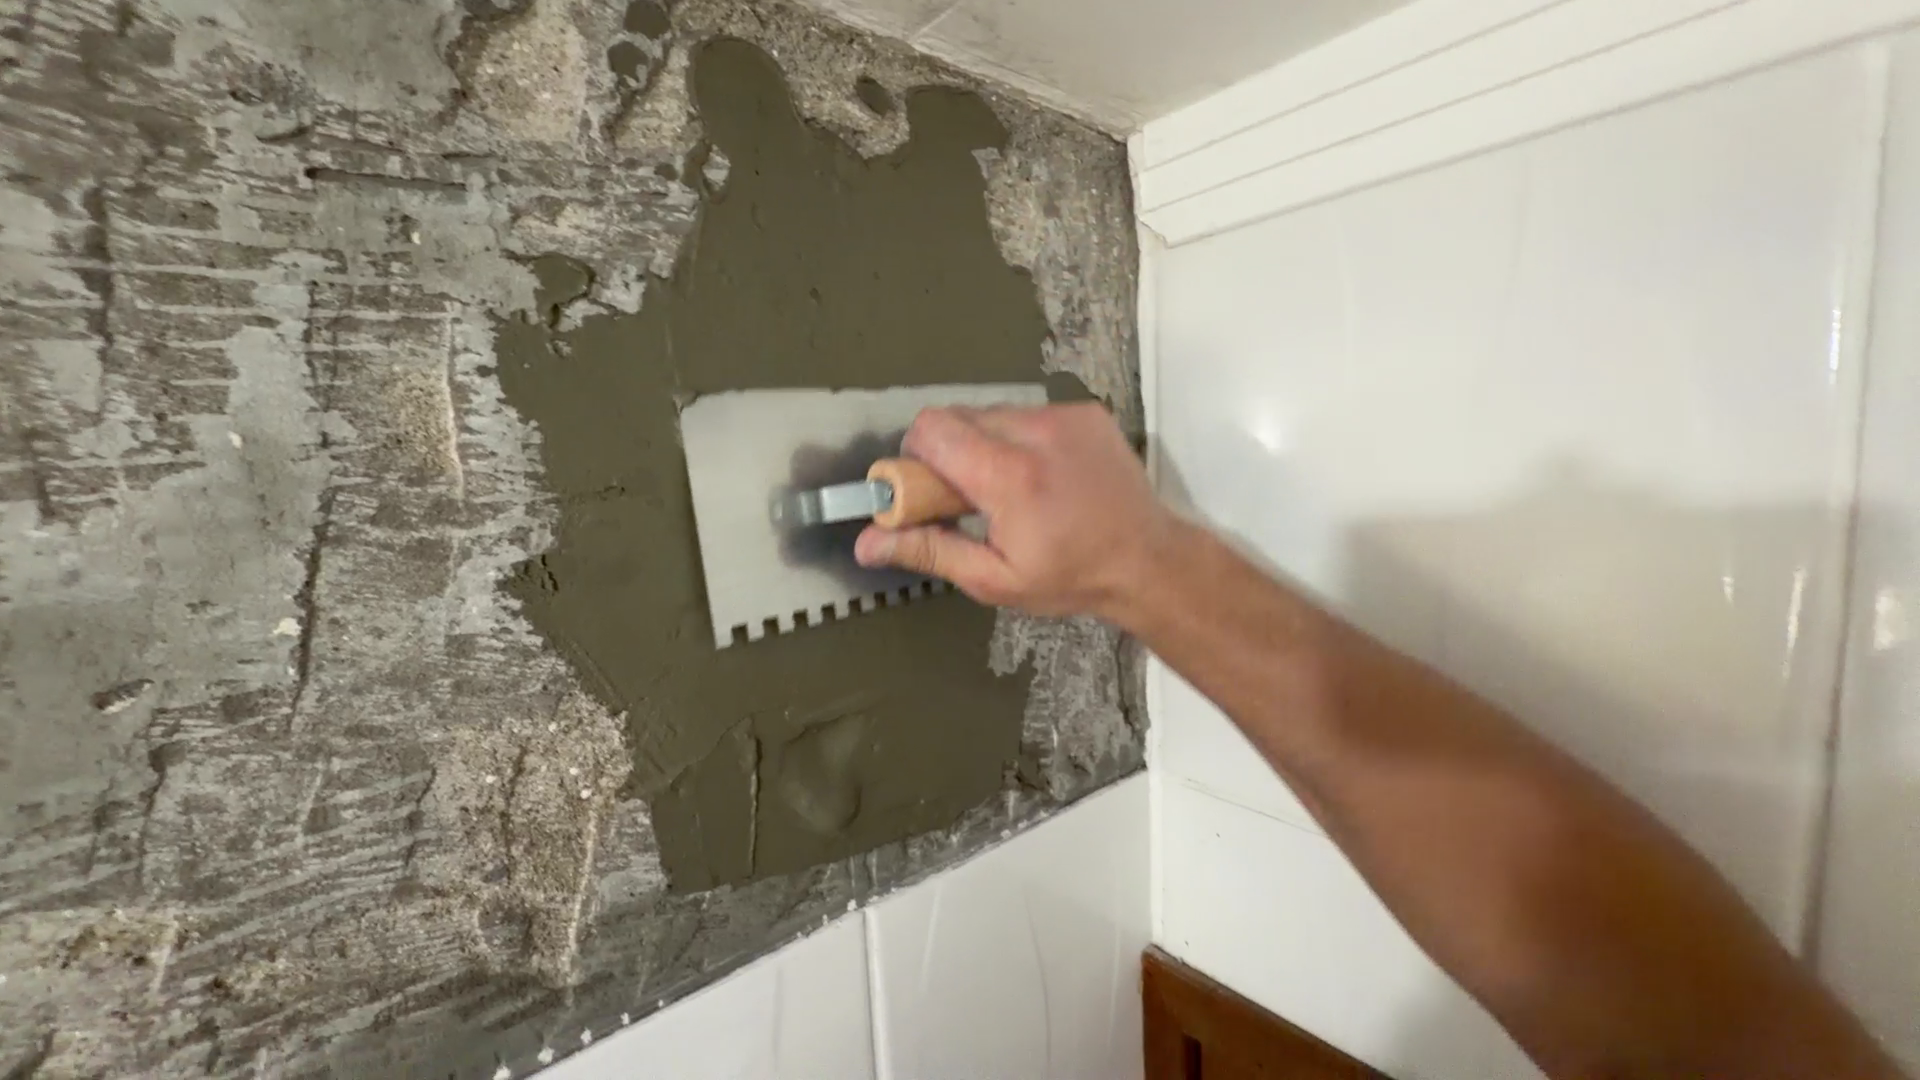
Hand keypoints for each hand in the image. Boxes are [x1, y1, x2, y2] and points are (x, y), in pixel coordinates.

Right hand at [854, 404, 1178, 618]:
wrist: (1148, 560)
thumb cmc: (1069, 577)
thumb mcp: (994, 579)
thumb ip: (928, 551)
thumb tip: (865, 544)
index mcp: (1009, 476)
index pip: (932, 430)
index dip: (914, 457)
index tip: (927, 491)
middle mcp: (1035, 432)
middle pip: (957, 417)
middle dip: (947, 453)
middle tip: (967, 497)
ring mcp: (1064, 416)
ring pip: (991, 412)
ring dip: (983, 444)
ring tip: (1009, 487)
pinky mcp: (1084, 412)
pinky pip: (1027, 412)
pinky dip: (1018, 438)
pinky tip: (1041, 474)